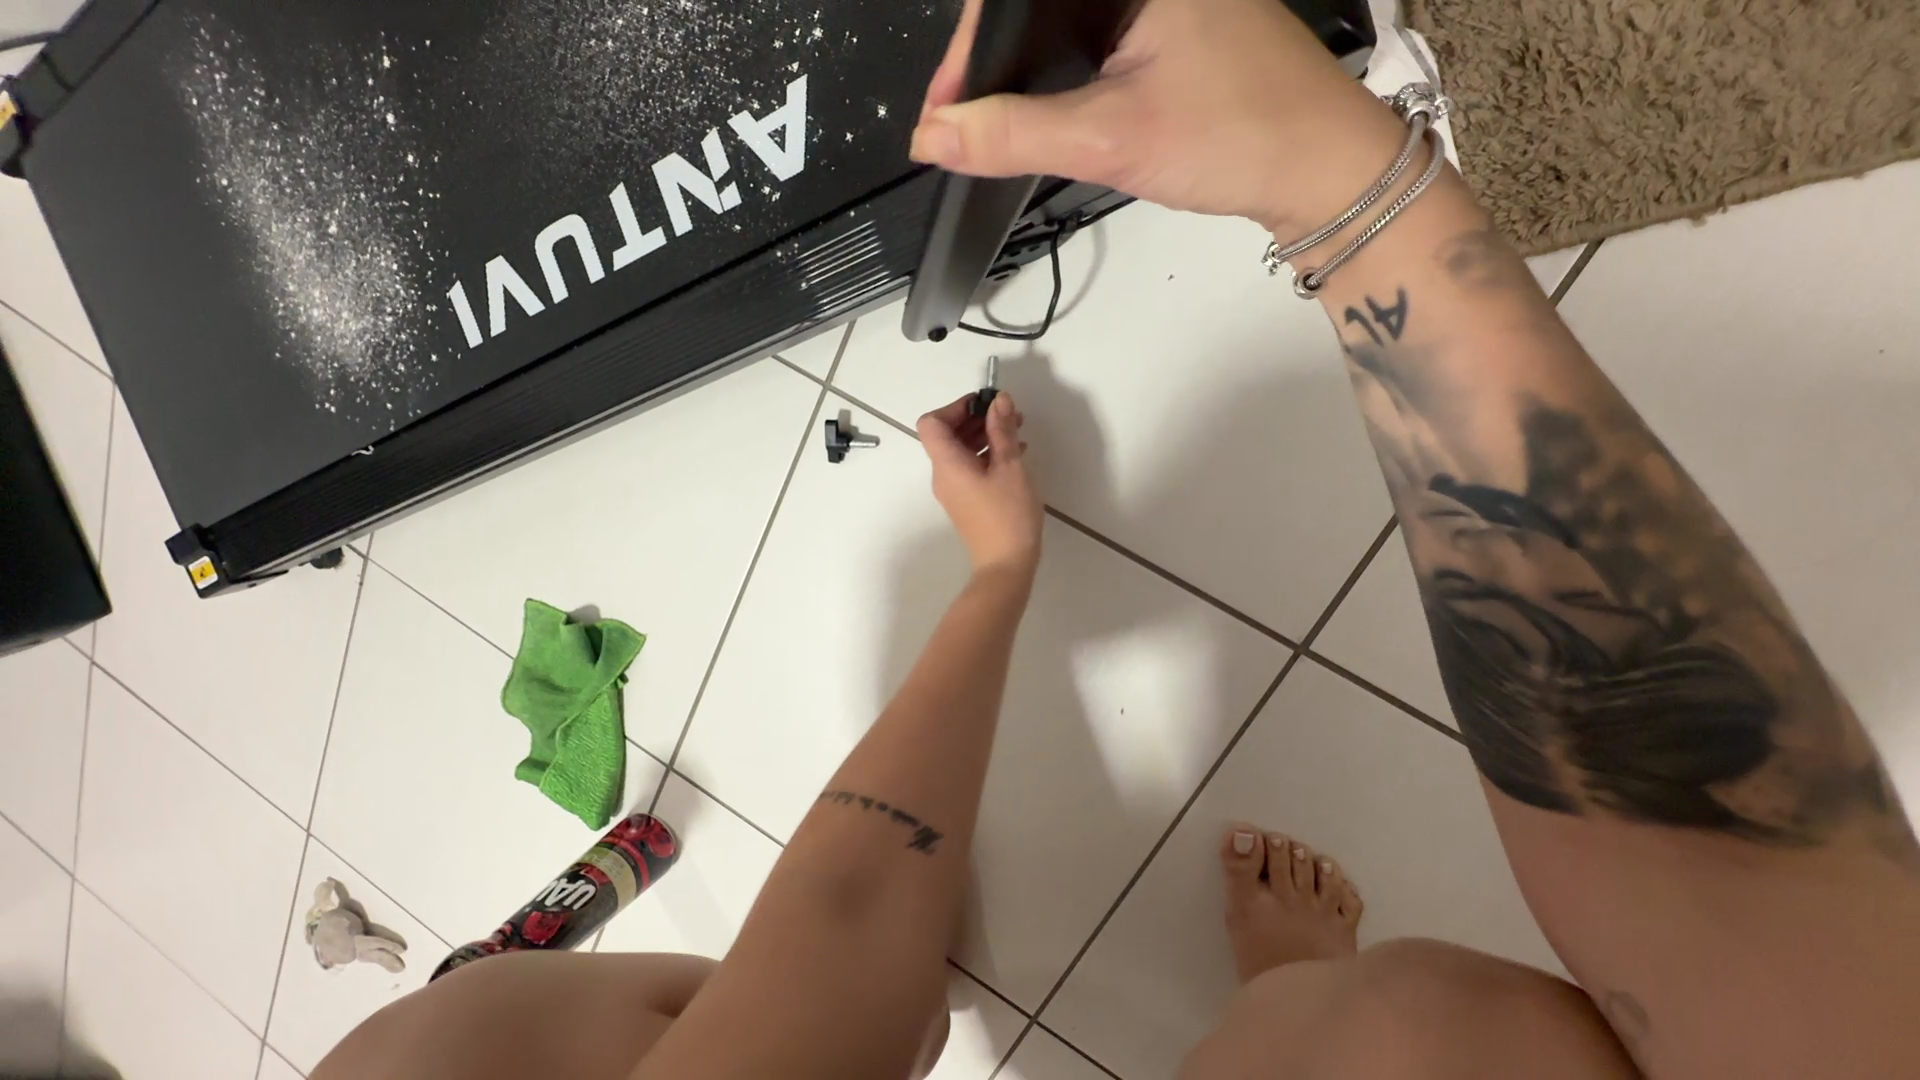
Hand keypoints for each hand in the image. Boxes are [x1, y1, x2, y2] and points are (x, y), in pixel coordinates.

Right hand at [910, 0, 1407, 234]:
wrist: (1322, 168)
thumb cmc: (1238, 134)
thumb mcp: (1109, 136)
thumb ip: (1014, 135)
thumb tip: (936, 137)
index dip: (969, 50)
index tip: (941, 111)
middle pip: (1035, 9)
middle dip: (990, 68)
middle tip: (957, 127)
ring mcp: (1160, 3)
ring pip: (1062, 29)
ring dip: (1023, 79)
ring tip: (988, 128)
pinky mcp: (1171, 29)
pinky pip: (1094, 45)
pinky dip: (1062, 82)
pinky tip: (1043, 115)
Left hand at [918, 392, 1042, 576]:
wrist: (1006, 565)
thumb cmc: (1008, 514)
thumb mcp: (1010, 466)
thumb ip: (1002, 430)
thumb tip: (999, 400)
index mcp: (947, 463)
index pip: (932, 423)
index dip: (956, 407)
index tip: (985, 405)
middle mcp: (943, 475)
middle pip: (947, 434)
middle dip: (976, 418)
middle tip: (1008, 414)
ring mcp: (953, 490)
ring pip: (961, 451)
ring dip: (985, 435)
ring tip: (1017, 430)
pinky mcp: (966, 501)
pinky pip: (970, 467)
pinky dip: (987, 454)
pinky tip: (1015, 453)